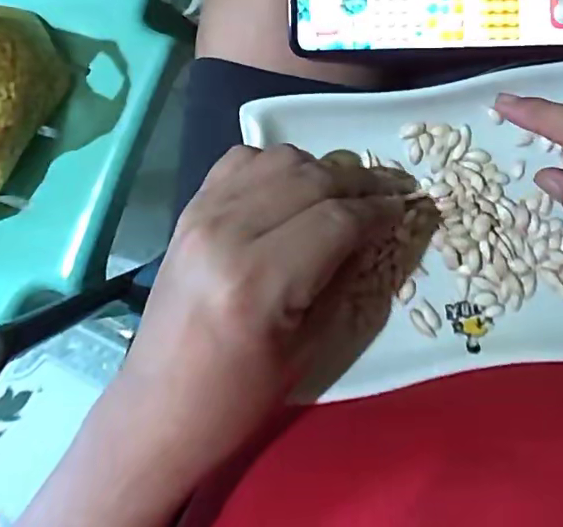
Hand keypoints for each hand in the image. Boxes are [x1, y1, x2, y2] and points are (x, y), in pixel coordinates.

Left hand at [114, 144, 403, 467]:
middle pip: (311, 178)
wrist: (159, 404)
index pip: (336, 219)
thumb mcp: (307, 347)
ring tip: (342, 191)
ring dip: (319, 169)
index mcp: (259, 278)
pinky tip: (289, 188)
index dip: (378, 210)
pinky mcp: (189, 206)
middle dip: (359, 181)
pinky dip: (275, 165)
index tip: (403, 208)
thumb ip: (343, 278)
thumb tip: (373, 231)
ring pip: (279, 159)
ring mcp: (203, 211)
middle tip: (387, 191)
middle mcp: (227, 230)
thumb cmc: (237, 396)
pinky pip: (242, 160)